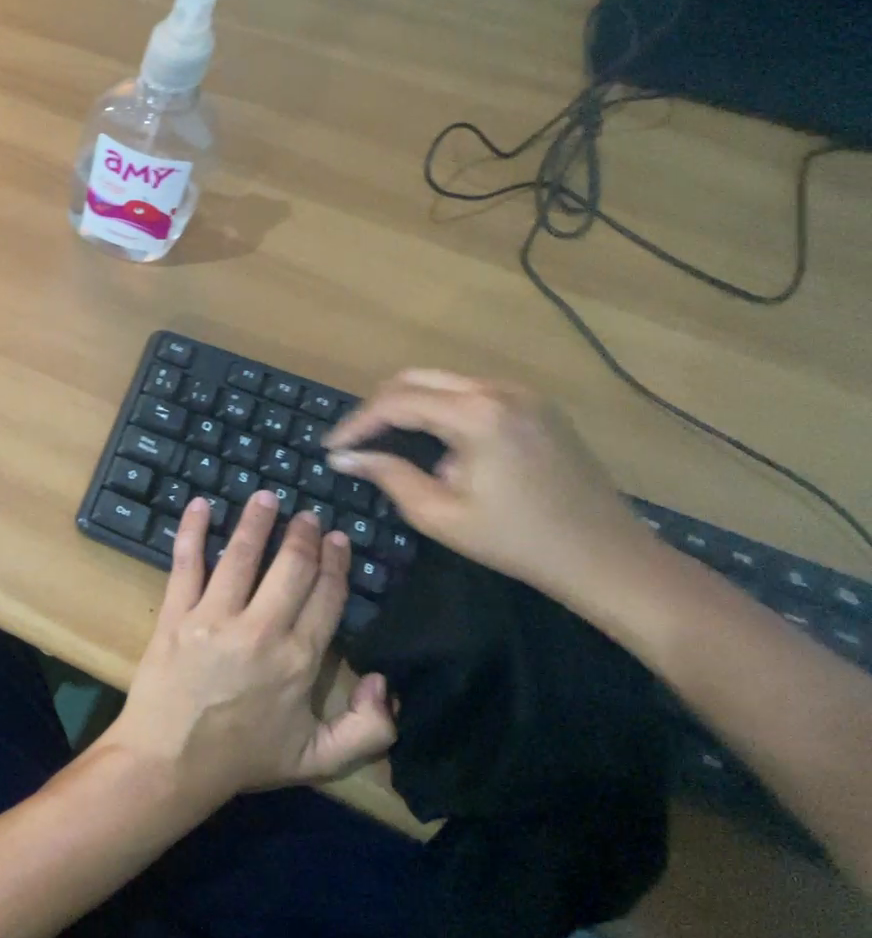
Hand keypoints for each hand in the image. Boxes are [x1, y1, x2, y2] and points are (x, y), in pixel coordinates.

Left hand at [92, 492, 396, 823]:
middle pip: (289, 569)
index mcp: (300, 661)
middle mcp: (260, 630)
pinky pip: (185, 564)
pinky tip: (199, 505)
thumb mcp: (320, 760)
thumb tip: (384, 682)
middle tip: (307, 515)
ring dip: (255, 523)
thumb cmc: (244, 759)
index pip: (326, 597)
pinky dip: (191, 531)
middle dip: (302, 536)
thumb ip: (370, 729)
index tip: (337, 538)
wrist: (171, 762)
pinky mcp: (175, 615)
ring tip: (266, 498)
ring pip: (240, 557)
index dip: (335, 564)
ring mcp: (213, 618)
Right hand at [323, 368, 651, 596]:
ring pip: (444, 383)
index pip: (396, 402)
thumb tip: (344, 457)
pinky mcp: (538, 409)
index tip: (331, 448)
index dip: (356, 423)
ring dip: (408, 407)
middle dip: (378, 408)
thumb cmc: (517, 541)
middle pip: (416, 380)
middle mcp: (500, 392)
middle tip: (354, 442)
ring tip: (385, 443)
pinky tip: (432, 446)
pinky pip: (472, 395)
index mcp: (477, 415)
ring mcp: (524, 396)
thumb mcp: (439, 514)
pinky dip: (440, 411)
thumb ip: (388, 476)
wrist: (606, 557)